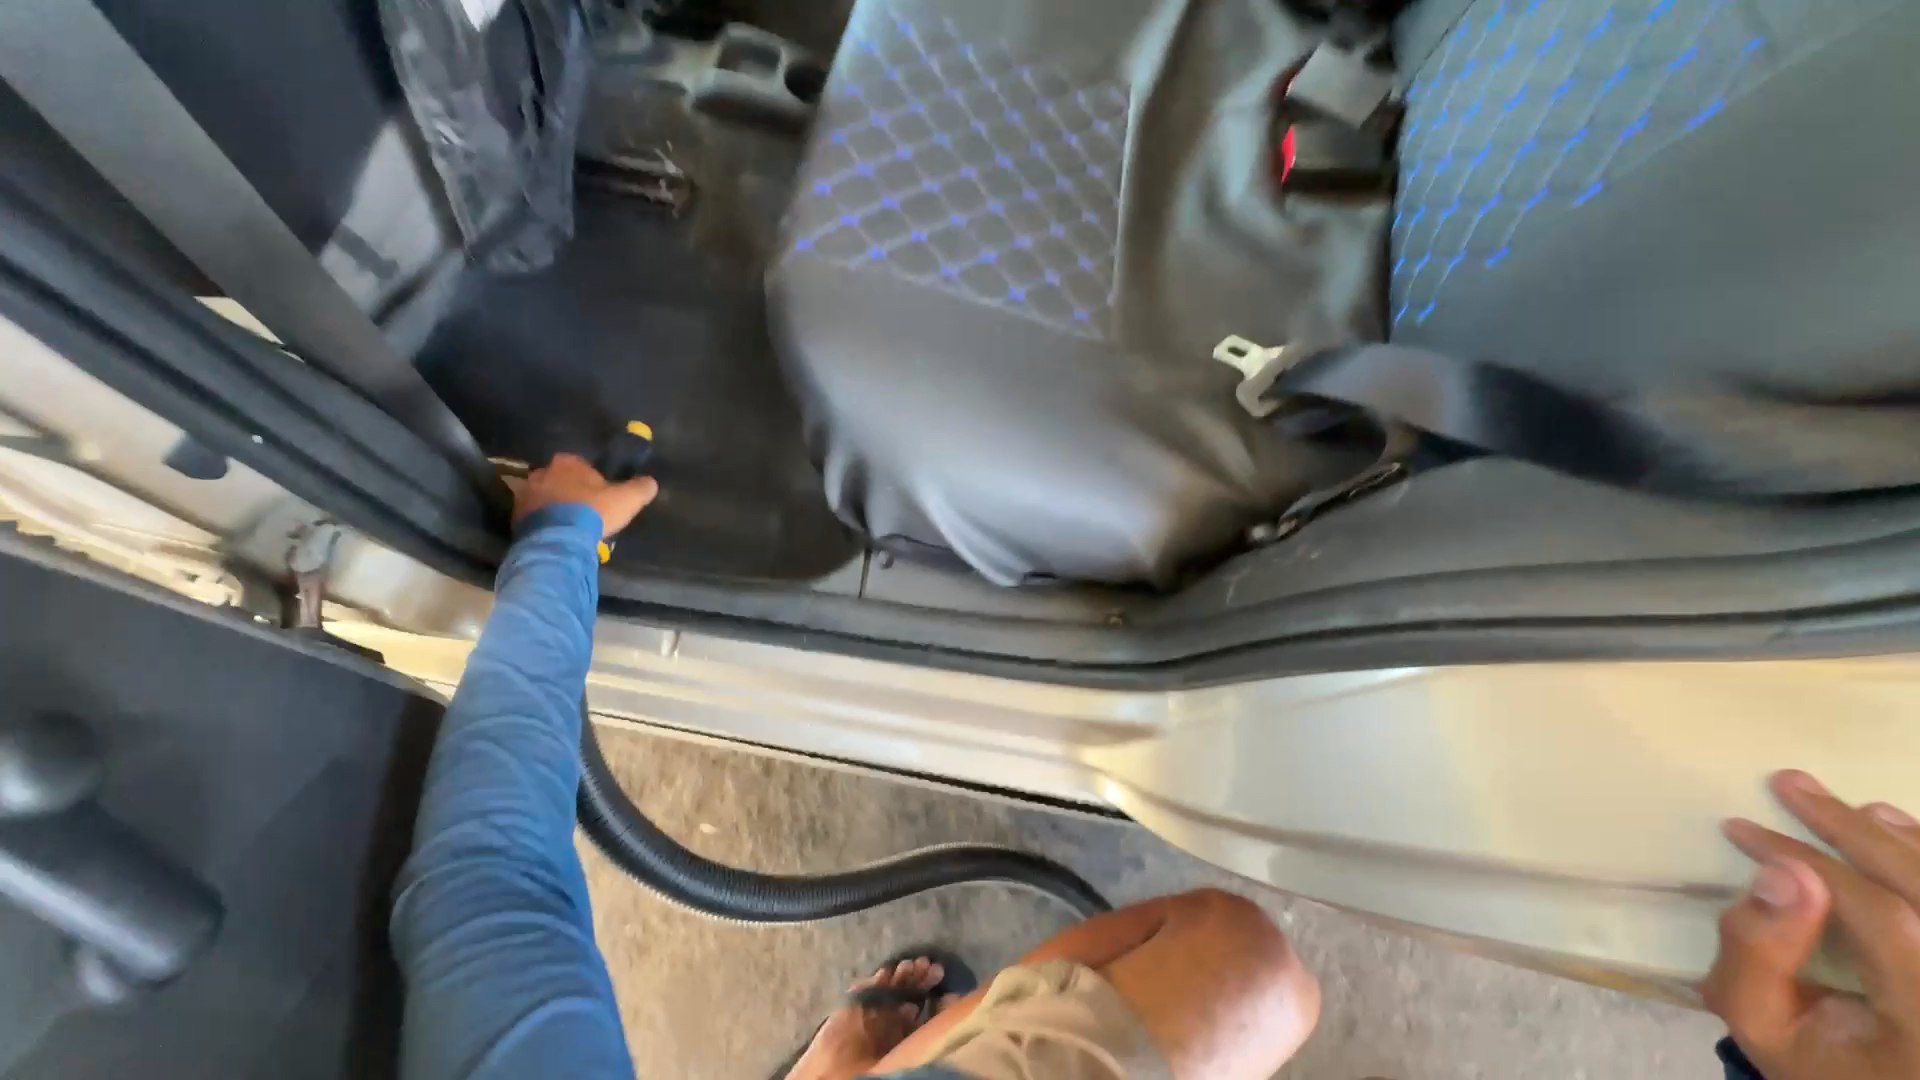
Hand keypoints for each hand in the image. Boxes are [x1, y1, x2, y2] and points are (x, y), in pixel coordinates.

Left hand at [511, 453, 657, 537]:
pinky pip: (534, 516)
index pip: (582, 465)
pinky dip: (544, 523)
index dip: (594, 481)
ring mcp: (526, 493)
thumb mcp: (628, 498)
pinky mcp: (516, 516)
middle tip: (586, 512)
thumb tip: (650, 482)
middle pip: (561, 480)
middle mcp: (542, 472)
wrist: (558, 539)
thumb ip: (641, 487)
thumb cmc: (594, 511)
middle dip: (572, 492)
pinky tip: (558, 536)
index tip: (602, 496)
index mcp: (568, 462)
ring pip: (546, 497)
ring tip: (571, 527)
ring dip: (556, 508)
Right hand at [1703, 770, 1919, 1079]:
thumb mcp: (1758, 1019)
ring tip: (1850, 807)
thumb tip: (1781, 872)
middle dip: (1856, 831)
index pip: (1880, 916)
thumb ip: (1758, 951)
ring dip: (1906, 841)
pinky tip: (1903, 832)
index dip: (1808, 860)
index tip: (1741, 829)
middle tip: (1792, 784)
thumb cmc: (1814, 1061)